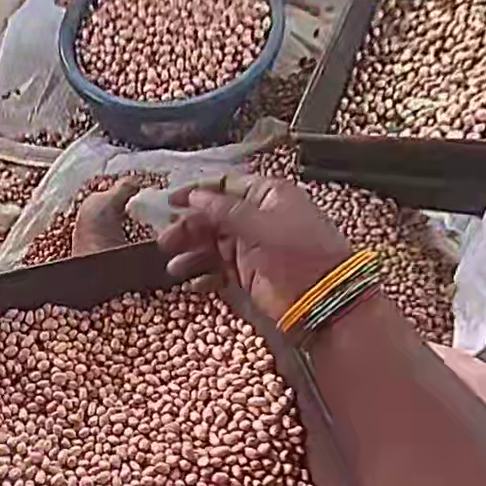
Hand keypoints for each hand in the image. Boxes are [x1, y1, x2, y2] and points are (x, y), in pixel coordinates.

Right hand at [157, 174, 351, 321]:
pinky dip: (204, 277)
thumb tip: (195, 196)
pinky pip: (218, 271)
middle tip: (165, 243)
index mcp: (265, 196)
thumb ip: (225, 211)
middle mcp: (256, 219)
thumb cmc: (297, 253)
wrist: (320, 298)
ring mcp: (250, 248)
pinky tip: (193, 284)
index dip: (196, 194)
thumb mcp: (260, 225)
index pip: (224, 187)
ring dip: (191, 255)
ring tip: (174, 268)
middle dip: (188, 229)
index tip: (169, 204)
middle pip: (212, 218)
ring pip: (212, 246)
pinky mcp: (246, 275)